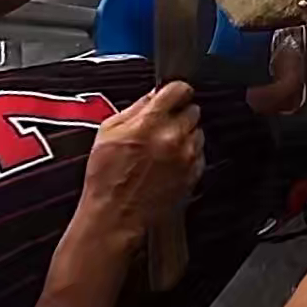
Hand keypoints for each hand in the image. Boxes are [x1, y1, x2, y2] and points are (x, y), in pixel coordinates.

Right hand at [76, 82, 203, 245]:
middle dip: (179, 114)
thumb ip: (135, 108)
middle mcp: (173, 136)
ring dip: (185, 135)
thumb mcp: (108, 132)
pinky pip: (199, 152)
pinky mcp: (194, 172)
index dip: (175, 91)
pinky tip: (169, 163)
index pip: (179, 89)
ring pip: (198, 130)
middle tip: (163, 127)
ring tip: (163, 149)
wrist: (114, 217)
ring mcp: (186, 155)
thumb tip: (154, 95)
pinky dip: (188, 154)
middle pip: (192, 109)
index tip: (172, 95)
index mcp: (150, 122)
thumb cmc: (106, 177)